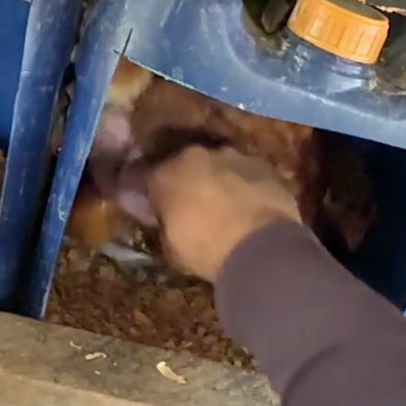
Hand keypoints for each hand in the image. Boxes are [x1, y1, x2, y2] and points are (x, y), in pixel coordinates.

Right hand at [138, 146, 303, 280]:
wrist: (262, 244)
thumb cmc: (207, 250)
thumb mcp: (172, 248)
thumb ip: (161, 224)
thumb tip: (153, 214)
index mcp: (165, 174)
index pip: (142, 178)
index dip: (142, 193)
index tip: (144, 206)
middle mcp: (195, 156)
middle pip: (183, 166)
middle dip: (183, 183)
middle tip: (188, 206)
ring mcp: (231, 156)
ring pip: (216, 166)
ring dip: (215, 181)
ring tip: (223, 206)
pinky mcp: (263, 164)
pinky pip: (244, 174)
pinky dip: (243, 186)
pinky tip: (248, 206)